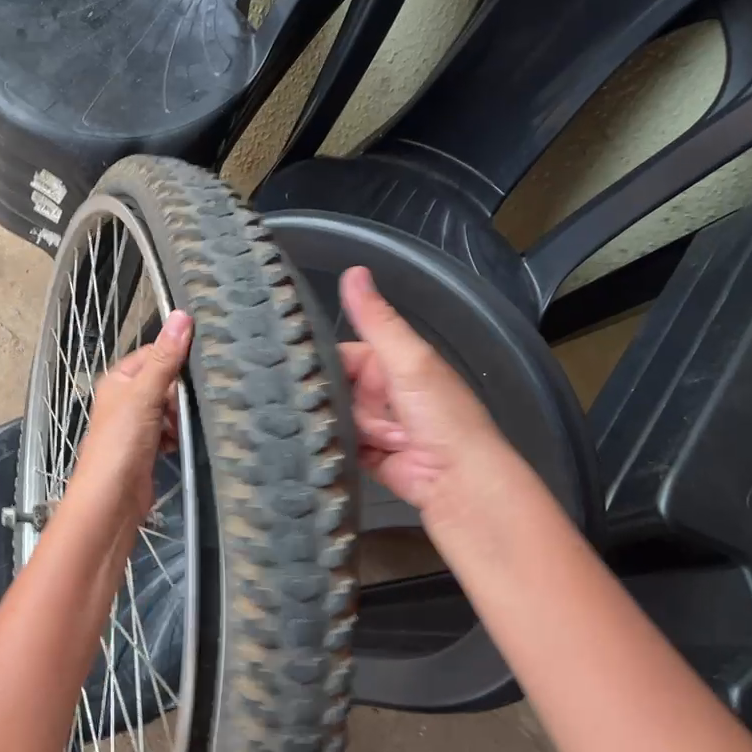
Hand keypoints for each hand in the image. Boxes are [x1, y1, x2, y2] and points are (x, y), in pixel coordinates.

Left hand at [60, 310, 192, 533]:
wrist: (112, 498)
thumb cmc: (121, 441)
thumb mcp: (144, 393)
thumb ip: (165, 357)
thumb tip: (182, 314)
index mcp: (118, 379)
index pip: (154, 354)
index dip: (175, 359)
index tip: (199, 365)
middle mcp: (125, 399)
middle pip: (166, 383)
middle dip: (180, 394)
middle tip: (188, 405)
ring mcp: (135, 425)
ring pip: (171, 409)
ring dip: (181, 417)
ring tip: (181, 428)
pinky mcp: (147, 449)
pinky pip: (171, 433)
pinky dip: (177, 437)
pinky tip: (179, 445)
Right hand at [337, 267, 515, 529]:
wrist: (460, 482)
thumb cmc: (442, 416)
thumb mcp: (408, 360)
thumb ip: (377, 320)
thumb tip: (353, 269)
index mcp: (393, 363)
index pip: (340, 353)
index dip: (319, 358)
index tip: (291, 364)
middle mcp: (382, 392)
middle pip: (332, 387)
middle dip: (327, 397)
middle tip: (320, 404)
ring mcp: (374, 426)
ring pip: (331, 416)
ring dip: (337, 424)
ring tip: (343, 431)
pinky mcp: (365, 456)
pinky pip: (336, 444)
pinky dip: (334, 446)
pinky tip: (324, 445)